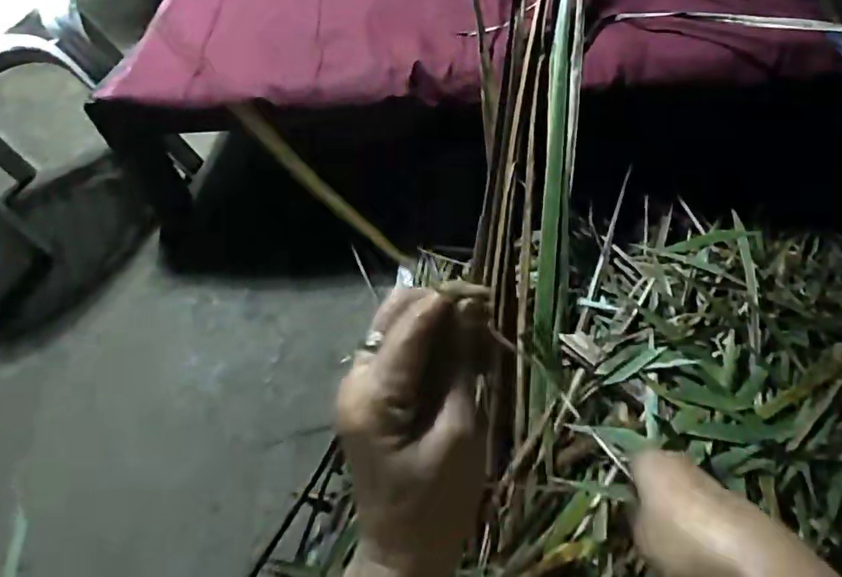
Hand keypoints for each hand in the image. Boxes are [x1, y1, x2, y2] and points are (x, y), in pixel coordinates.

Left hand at [336, 287, 487, 576]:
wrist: (402, 556)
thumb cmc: (435, 505)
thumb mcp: (460, 433)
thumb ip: (461, 366)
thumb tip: (472, 310)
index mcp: (373, 396)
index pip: (409, 326)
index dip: (447, 301)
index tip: (484, 292)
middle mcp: (357, 380)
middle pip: (395, 312)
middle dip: (438, 303)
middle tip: (481, 310)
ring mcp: (361, 385)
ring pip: (396, 322)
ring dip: (435, 317)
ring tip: (474, 327)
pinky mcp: (373, 392)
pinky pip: (400, 346)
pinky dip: (429, 337)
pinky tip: (458, 347)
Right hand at [630, 450, 837, 576]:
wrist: (741, 546)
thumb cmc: (678, 535)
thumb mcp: (640, 535)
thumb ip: (634, 518)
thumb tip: (638, 512)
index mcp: (648, 457)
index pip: (628, 463)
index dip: (626, 487)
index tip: (625, 511)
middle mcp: (675, 456)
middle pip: (657, 475)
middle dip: (654, 498)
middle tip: (647, 530)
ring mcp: (703, 473)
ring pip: (680, 491)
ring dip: (677, 511)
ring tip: (674, 544)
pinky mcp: (725, 493)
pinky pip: (701, 506)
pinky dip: (698, 522)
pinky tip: (699, 546)